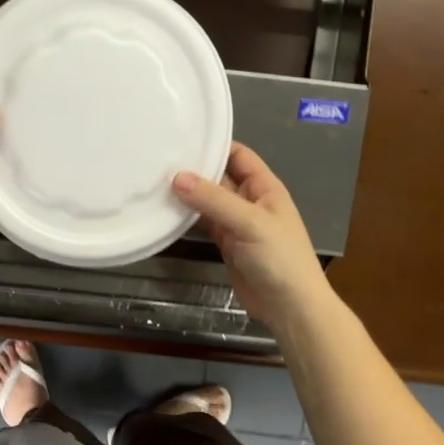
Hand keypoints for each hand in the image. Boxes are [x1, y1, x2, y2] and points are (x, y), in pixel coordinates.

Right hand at [173, 143, 331, 330]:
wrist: (289, 305)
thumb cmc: (279, 258)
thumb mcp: (249, 223)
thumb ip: (214, 200)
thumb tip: (176, 178)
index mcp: (264, 187)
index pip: (238, 155)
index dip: (214, 145)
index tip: (181, 139)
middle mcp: (250, 201)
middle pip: (219, 178)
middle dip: (194, 171)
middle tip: (158, 161)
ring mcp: (237, 224)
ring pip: (208, 203)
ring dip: (187, 196)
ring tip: (154, 184)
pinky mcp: (226, 245)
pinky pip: (204, 225)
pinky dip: (187, 220)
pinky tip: (166, 213)